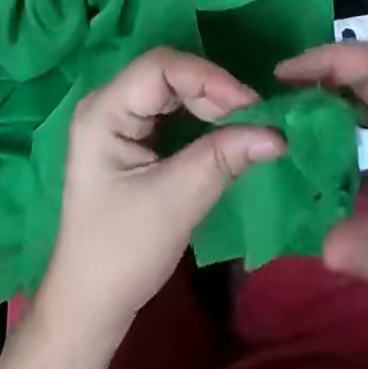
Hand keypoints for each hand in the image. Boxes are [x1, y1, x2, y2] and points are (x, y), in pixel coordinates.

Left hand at [0, 49, 286, 368]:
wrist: (90, 301)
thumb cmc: (123, 251)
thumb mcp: (175, 202)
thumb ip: (222, 159)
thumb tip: (277, 133)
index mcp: (102, 111)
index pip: (159, 67)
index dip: (208, 77)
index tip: (252, 104)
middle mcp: (106, 103)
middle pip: (166, 73)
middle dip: (212, 89)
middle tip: (255, 116)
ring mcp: (117, 117)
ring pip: (171, 88)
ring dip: (210, 101)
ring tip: (246, 122)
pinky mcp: (131, 135)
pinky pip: (171, 109)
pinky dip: (201, 115)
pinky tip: (226, 129)